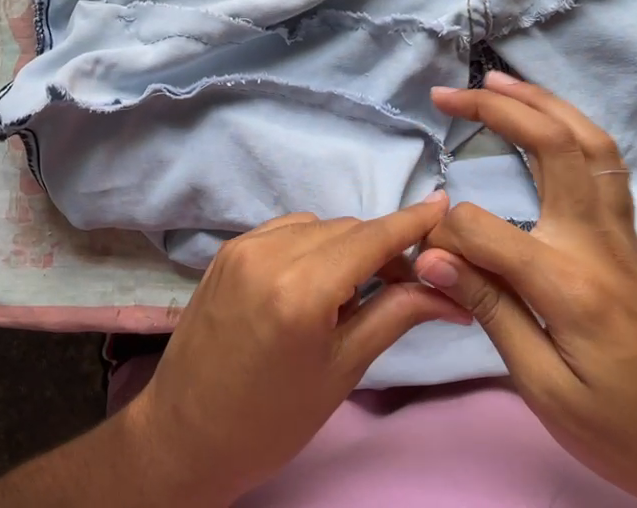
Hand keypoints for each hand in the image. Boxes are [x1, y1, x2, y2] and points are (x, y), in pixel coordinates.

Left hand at [124, 195, 465, 504]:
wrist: (188, 432)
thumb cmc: (273, 417)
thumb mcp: (343, 370)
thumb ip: (394, 316)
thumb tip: (448, 293)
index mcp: (300, 288)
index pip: (369, 238)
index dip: (410, 221)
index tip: (444, 205)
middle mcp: (269, 253)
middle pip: (345, 230)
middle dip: (382, 248)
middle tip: (409, 283)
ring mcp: (242, 247)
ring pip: (315, 226)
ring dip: (345, 247)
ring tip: (355, 294)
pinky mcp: (226, 251)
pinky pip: (284, 231)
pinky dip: (311, 246)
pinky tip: (316, 283)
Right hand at [414, 75, 636, 507]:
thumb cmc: (632, 439)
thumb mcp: (548, 392)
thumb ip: (491, 312)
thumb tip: (431, 256)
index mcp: (571, 284)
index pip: (481, 229)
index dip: (441, 235)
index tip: (418, 256)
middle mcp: (600, 244)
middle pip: (554, 147)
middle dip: (498, 111)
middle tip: (447, 95)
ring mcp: (624, 240)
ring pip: (591, 146)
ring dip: (544, 104)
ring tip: (499, 81)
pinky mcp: (633, 247)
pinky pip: (604, 169)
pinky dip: (571, 131)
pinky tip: (548, 129)